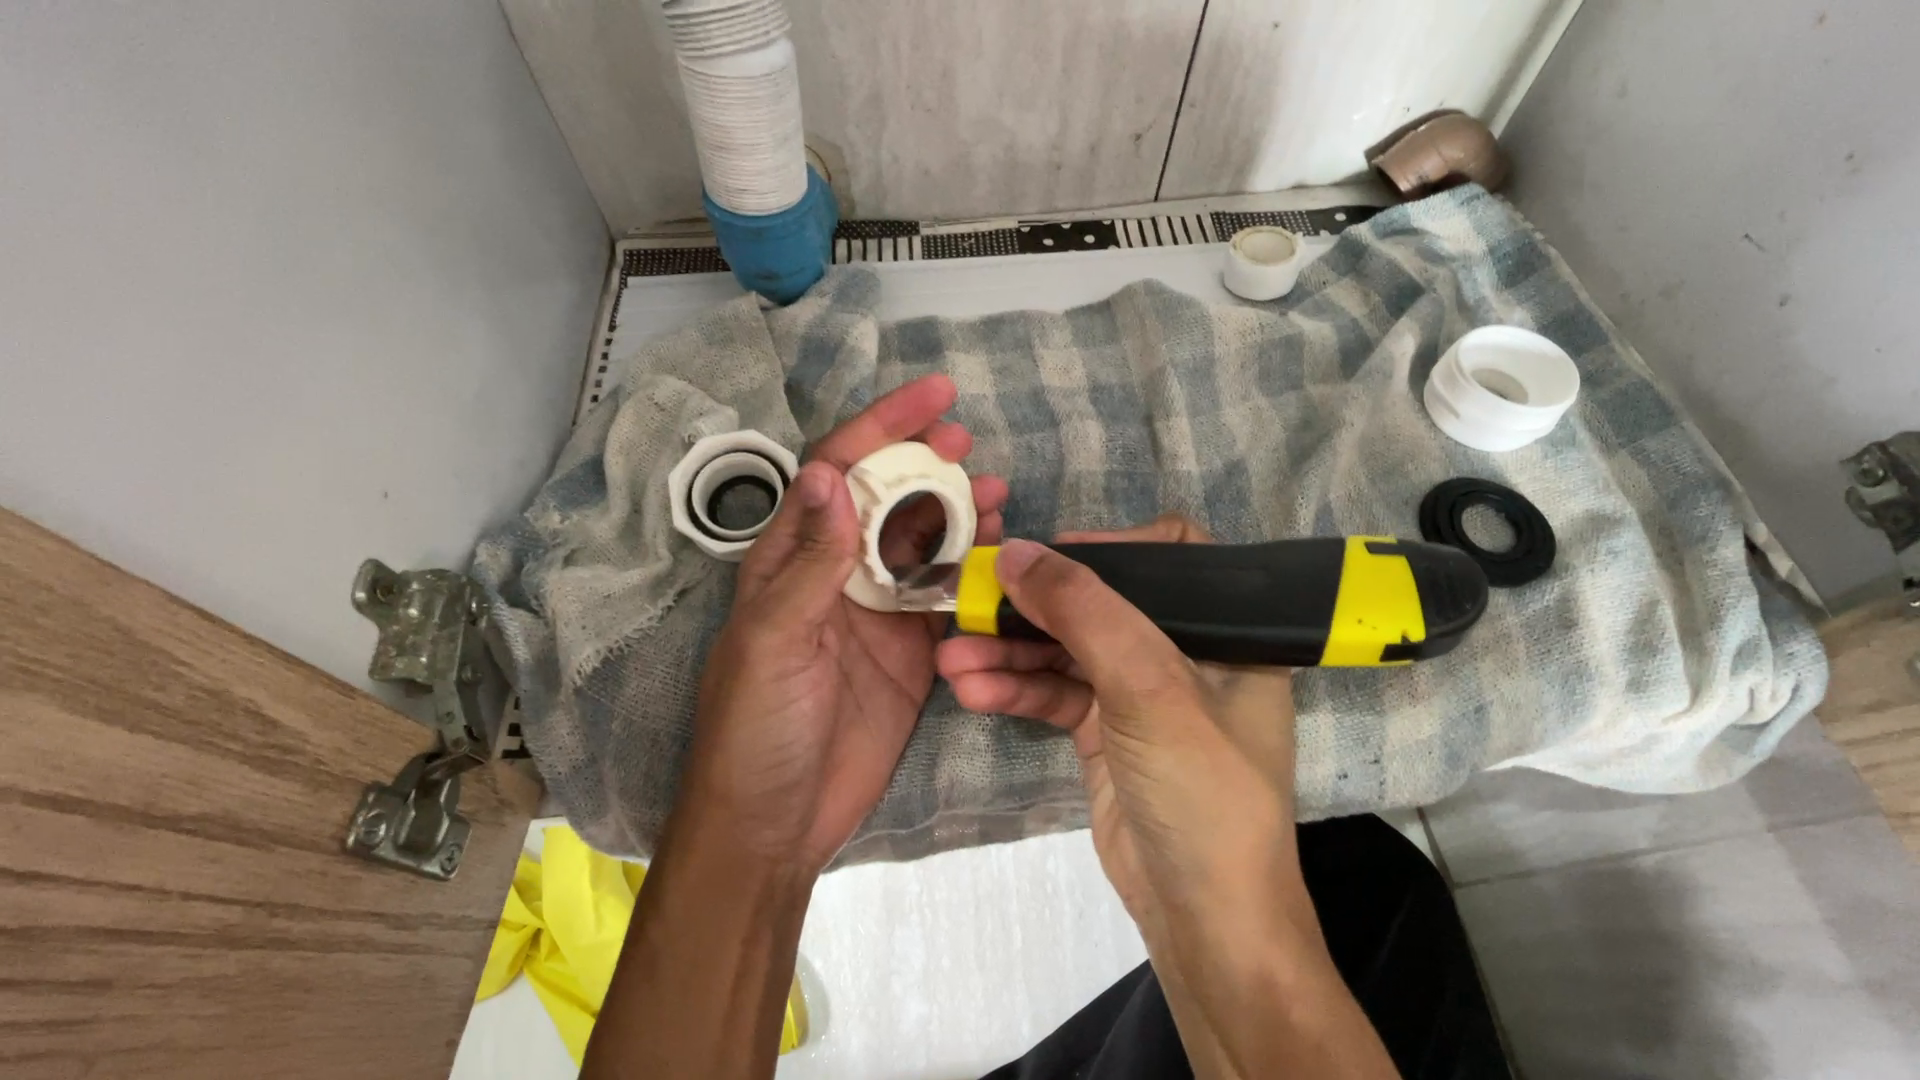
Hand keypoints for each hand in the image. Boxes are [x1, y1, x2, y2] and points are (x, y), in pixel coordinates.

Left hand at [675, 375, 1008, 874]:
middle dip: (923, 463)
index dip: (881, 427)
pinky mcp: (908, 654)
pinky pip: (944, 601)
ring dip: (958, 514)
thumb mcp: (772, 642)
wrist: (776, 823)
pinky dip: (972, 576)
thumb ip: (808, 564)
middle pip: (885, 501)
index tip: (934, 395)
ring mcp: (875, 614)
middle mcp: (834, 576)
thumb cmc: (756, 729)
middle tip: (968, 440)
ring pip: (923, 546)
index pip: (836, 472)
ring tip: (998, 491)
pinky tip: (1000, 557)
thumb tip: (828, 474)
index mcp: (789, 561)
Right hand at [935, 515, 1305, 949]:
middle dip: (1036, 609)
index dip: (1111, 550)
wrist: (1204, 919)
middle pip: (1103, 605)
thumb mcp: (1151, 690)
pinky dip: (1017, 691)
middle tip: (973, 602)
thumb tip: (1014, 552)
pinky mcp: (1105, 733)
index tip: (1047, 559)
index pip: (1171, 559)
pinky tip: (973, 692)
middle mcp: (1184, 655)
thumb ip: (1085, 613)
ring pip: (1069, 652)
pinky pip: (1056, 695)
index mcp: (1226, 632)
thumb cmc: (1202, 791)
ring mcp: (1141, 696)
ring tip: (953, 660)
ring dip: (1011, 653)